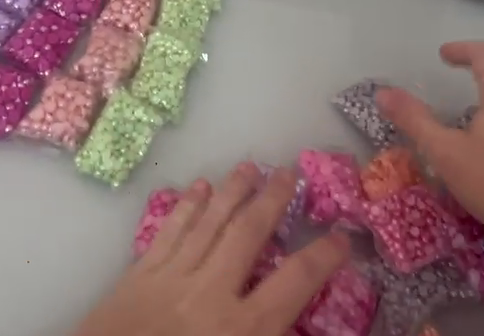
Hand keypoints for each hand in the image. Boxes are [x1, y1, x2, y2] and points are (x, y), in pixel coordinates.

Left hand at [72, 163, 348, 335]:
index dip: (323, 257)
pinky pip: (170, 230)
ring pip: (209, 221)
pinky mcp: (141, 274)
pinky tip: (199, 186)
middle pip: (249, 234)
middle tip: (289, 171)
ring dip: (232, 191)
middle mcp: (212, 293)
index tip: (342, 234)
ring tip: (250, 165)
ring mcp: (173, 278)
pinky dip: (186, 206)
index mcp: (244, 329)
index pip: (295, 282)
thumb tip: (294, 324)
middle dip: (271, 200)